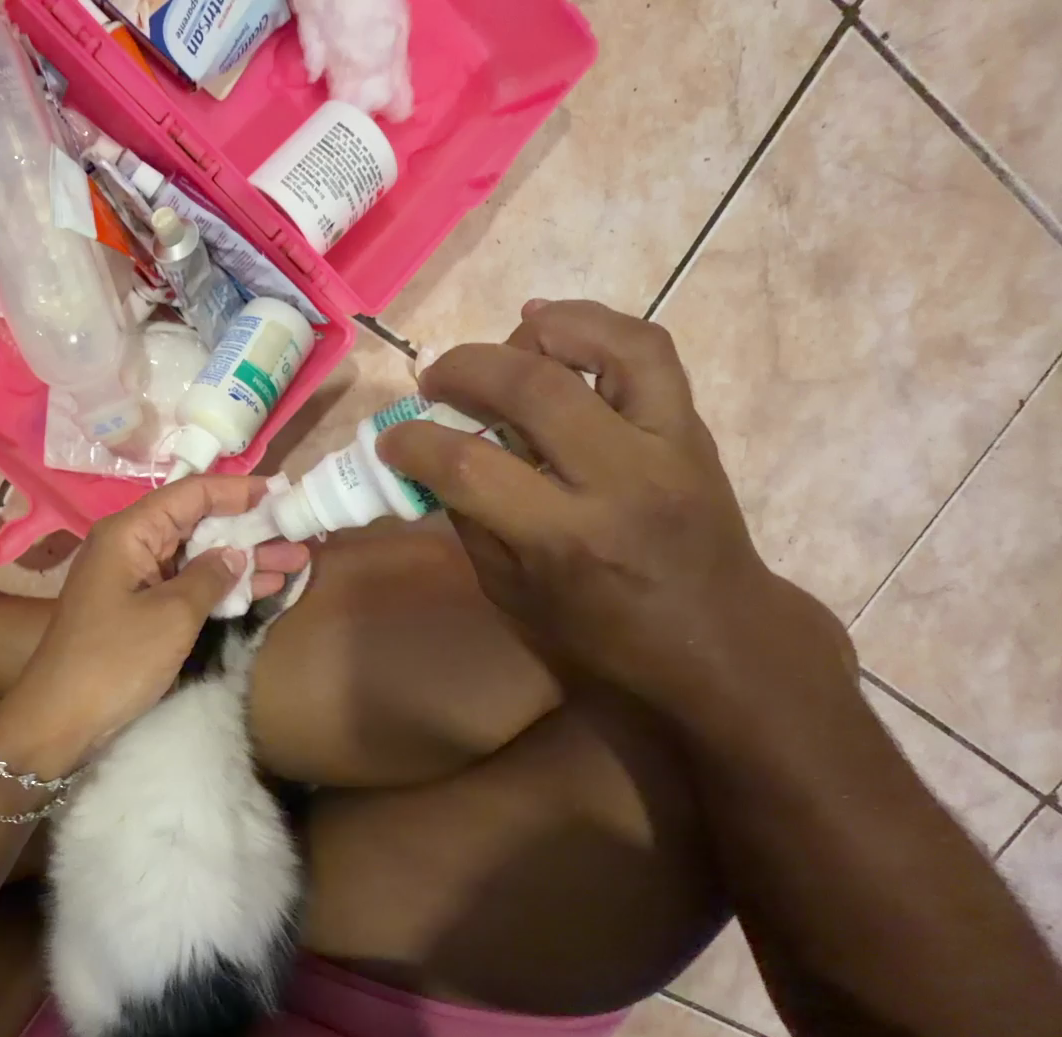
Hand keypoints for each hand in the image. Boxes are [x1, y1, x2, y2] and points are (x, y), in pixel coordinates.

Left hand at [0, 477, 308, 773]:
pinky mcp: (137, 607)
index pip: (191, 494)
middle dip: (249, 529)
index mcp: (129, 532)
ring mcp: (133, 577)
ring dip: (242, 560)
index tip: (282, 494)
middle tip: (299, 537)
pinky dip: (220, 586)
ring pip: (195, 555)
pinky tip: (261, 588)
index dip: (238, 491)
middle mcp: (129, 545)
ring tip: (296, 562)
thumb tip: (236, 554)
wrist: (60, 718)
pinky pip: (185, 584)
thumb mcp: (171, 616)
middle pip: (196, 523)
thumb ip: (210, 577)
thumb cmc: (114, 660)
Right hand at [376, 300, 850, 718]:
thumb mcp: (511, 593)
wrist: (718, 639)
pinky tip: (549, 325)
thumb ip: (471, 520)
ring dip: (539, 332)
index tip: (390, 441)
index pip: (470, 467)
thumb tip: (435, 461)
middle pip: (533, 388)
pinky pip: (648, 351)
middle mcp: (620, 480)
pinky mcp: (691, 427)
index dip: (414, 444)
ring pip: (608, 348)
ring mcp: (666, 445)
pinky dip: (593, 325)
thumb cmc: (600, 634)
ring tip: (501, 342)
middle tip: (432, 381)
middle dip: (464, 370)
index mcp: (565, 538)